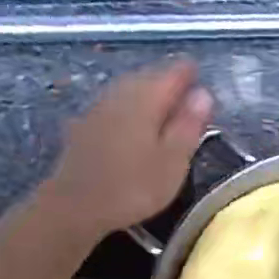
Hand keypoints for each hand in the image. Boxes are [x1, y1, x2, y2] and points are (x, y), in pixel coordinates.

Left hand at [39, 60, 213, 240]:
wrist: (75, 205)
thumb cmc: (132, 187)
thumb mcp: (172, 162)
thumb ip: (188, 126)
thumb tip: (204, 94)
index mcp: (146, 98)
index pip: (174, 73)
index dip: (190, 75)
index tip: (202, 81)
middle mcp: (120, 93)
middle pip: (148, 77)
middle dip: (167, 83)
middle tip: (185, 95)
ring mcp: (98, 107)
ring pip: (127, 91)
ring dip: (145, 95)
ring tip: (160, 109)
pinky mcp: (83, 126)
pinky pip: (112, 108)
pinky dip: (126, 111)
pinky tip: (129, 125)